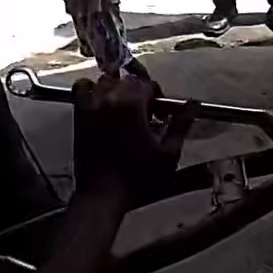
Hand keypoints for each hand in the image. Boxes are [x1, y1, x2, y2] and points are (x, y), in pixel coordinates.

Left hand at [72, 74, 196, 205]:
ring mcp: (91, 104)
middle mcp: (110, 97)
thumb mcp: (168, 153)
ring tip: (124, 107)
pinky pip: (82, 87)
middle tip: (145, 111)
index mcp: (133, 103)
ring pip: (106, 80)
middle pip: (128, 79)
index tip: (160, 112)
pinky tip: (100, 102)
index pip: (148, 84)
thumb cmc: (138, 176)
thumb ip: (181, 124)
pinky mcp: (79, 113)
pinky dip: (91, 88)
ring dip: (117, 88)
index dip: (157, 96)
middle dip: (139, 91)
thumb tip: (193, 104)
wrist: (103, 193)